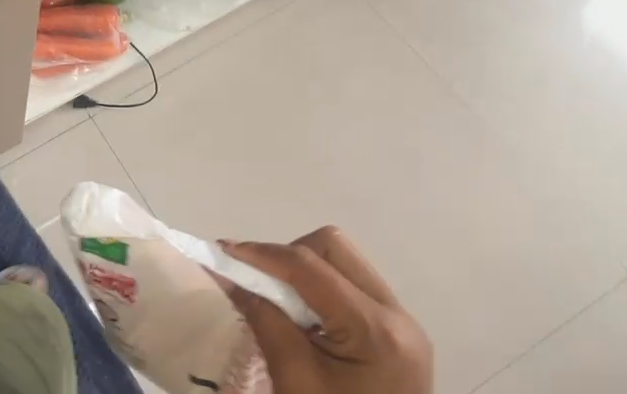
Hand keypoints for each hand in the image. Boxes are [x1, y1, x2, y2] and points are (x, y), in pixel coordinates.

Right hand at [214, 227, 432, 393]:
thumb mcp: (293, 379)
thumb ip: (262, 317)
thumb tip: (224, 273)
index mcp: (377, 331)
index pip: (310, 266)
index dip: (261, 253)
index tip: (222, 253)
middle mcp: (399, 316)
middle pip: (333, 248)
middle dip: (288, 256)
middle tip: (261, 284)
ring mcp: (404, 323)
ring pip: (343, 260)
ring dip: (305, 269)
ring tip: (283, 304)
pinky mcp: (399, 332)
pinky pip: (353, 284)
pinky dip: (321, 287)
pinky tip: (305, 317)